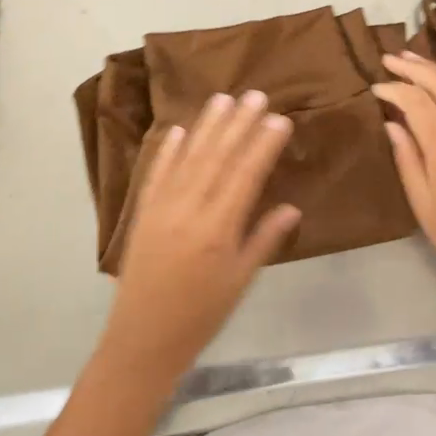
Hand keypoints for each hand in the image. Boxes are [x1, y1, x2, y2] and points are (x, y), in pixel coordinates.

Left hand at [100, 91, 300, 375]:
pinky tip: (180, 130)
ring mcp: (162, 209)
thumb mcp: (241, 281)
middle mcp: (189, 211)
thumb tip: (292, 207)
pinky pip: (157, 175)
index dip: (263, 145)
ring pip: (189, 158)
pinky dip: (169, 151)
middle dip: (239, 124)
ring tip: (223, 99)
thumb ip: (264, 239)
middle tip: (256, 95)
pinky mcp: (142, 214)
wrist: (142, 341)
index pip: (245, 175)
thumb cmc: (201, 315)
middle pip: (218, 158)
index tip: (279, 119)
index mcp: (218, 229)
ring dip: (207, 127)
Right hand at [373, 53, 435, 302]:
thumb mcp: (420, 201)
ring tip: (409, 59)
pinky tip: (435, 81)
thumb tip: (391, 121)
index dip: (395, 89)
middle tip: (388, 57)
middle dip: (414, 68)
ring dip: (434, 70)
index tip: (375, 86)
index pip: (418, 103)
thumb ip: (406, 156)